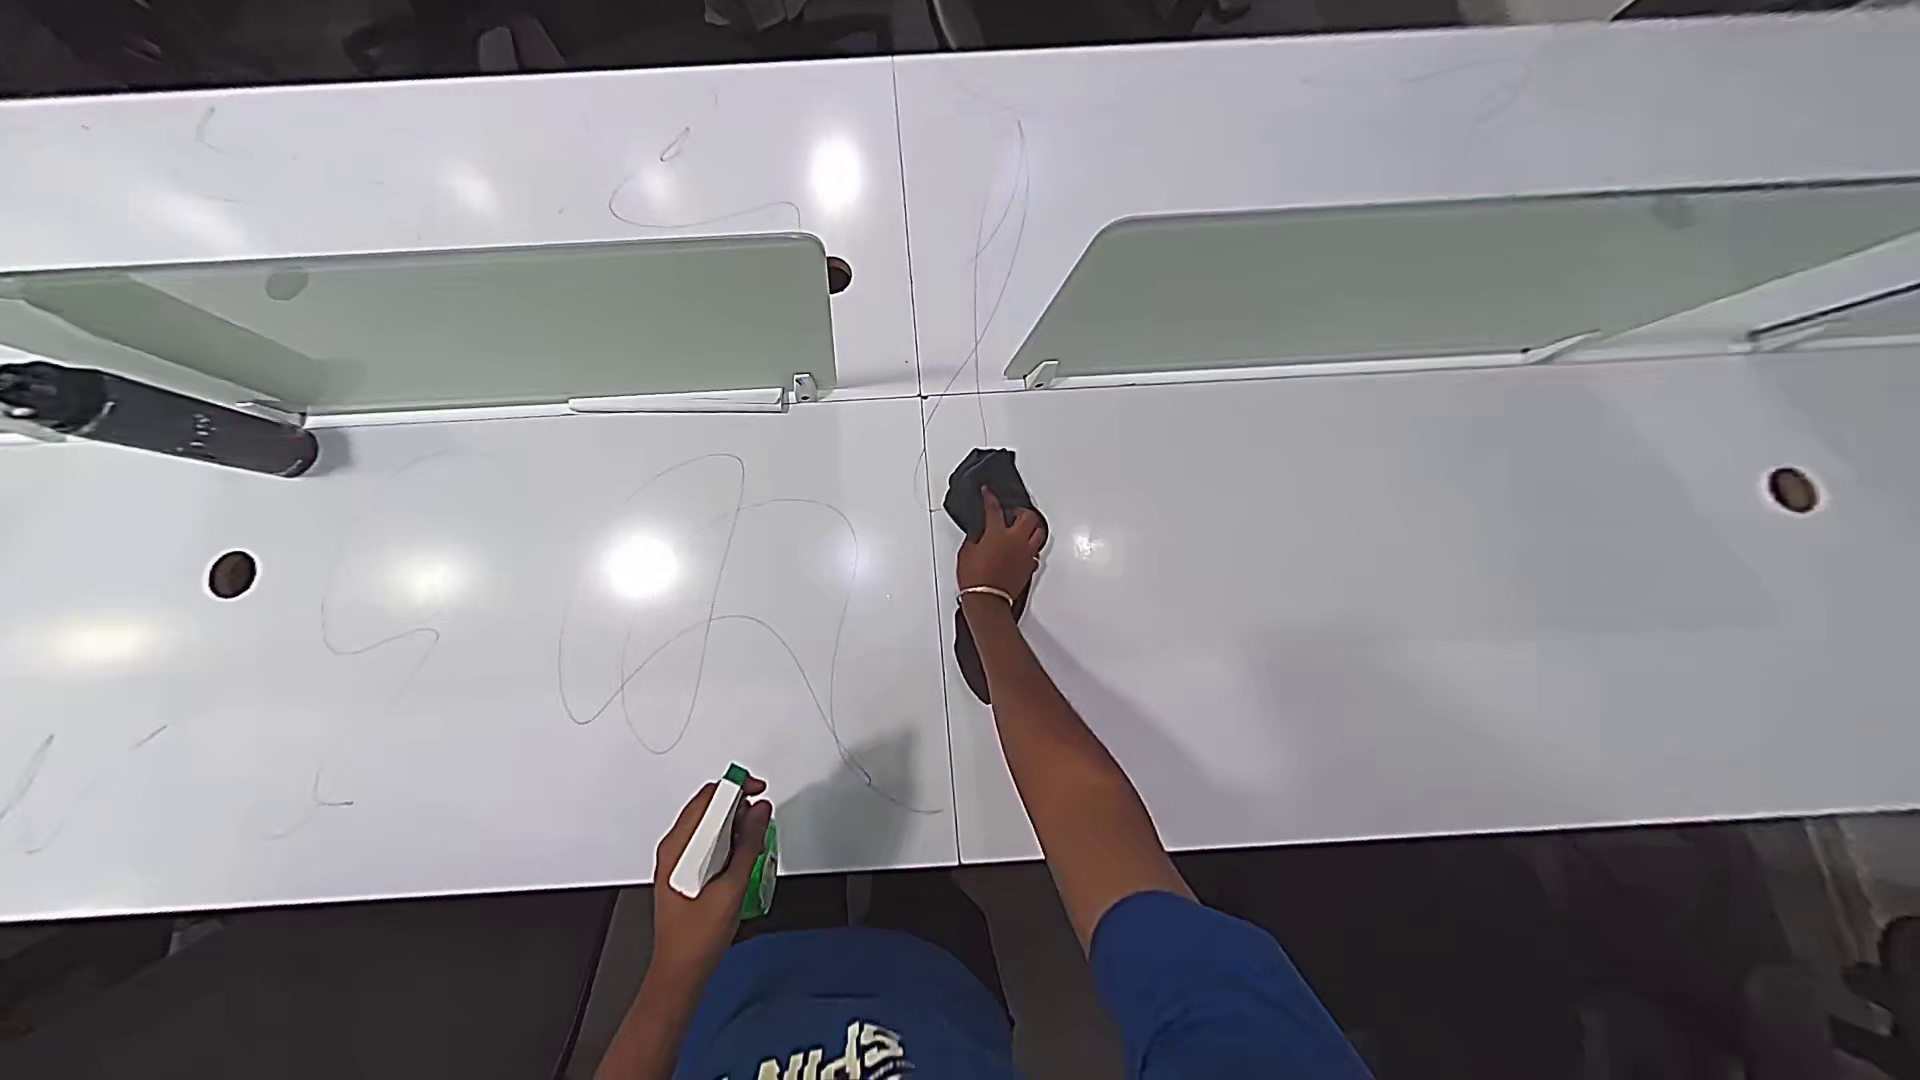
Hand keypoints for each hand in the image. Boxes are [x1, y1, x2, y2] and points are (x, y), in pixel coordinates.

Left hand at [650, 776, 772, 977]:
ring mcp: (677, 858)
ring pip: (709, 821)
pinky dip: (728, 837)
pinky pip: (708, 838)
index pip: (708, 797)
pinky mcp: (684, 868)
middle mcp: (673, 848)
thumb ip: (748, 844)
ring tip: (752, 841)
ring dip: (735, 822)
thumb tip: (760, 810)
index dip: (736, 787)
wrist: (681, 972)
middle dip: (738, 805)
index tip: (758, 789)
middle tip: (760, 818)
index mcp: (678, 848)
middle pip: (708, 805)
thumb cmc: (699, 937)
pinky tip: (741, 855)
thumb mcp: (732, 887)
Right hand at [958, 486, 1045, 596]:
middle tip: (1013, 512)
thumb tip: (978, 535)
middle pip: (1028, 516)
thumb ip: (974, 539)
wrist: (987, 600)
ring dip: (1032, 527)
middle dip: (1021, 511)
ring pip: (1039, 532)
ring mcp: (1026, 553)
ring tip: (1024, 527)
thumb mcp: (967, 553)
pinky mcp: (1030, 566)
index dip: (990, 497)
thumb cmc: (976, 579)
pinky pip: (1036, 552)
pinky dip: (1031, 548)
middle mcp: (1016, 541)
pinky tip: (1025, 549)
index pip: (994, 508)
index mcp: (998, 534)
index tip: (988, 492)